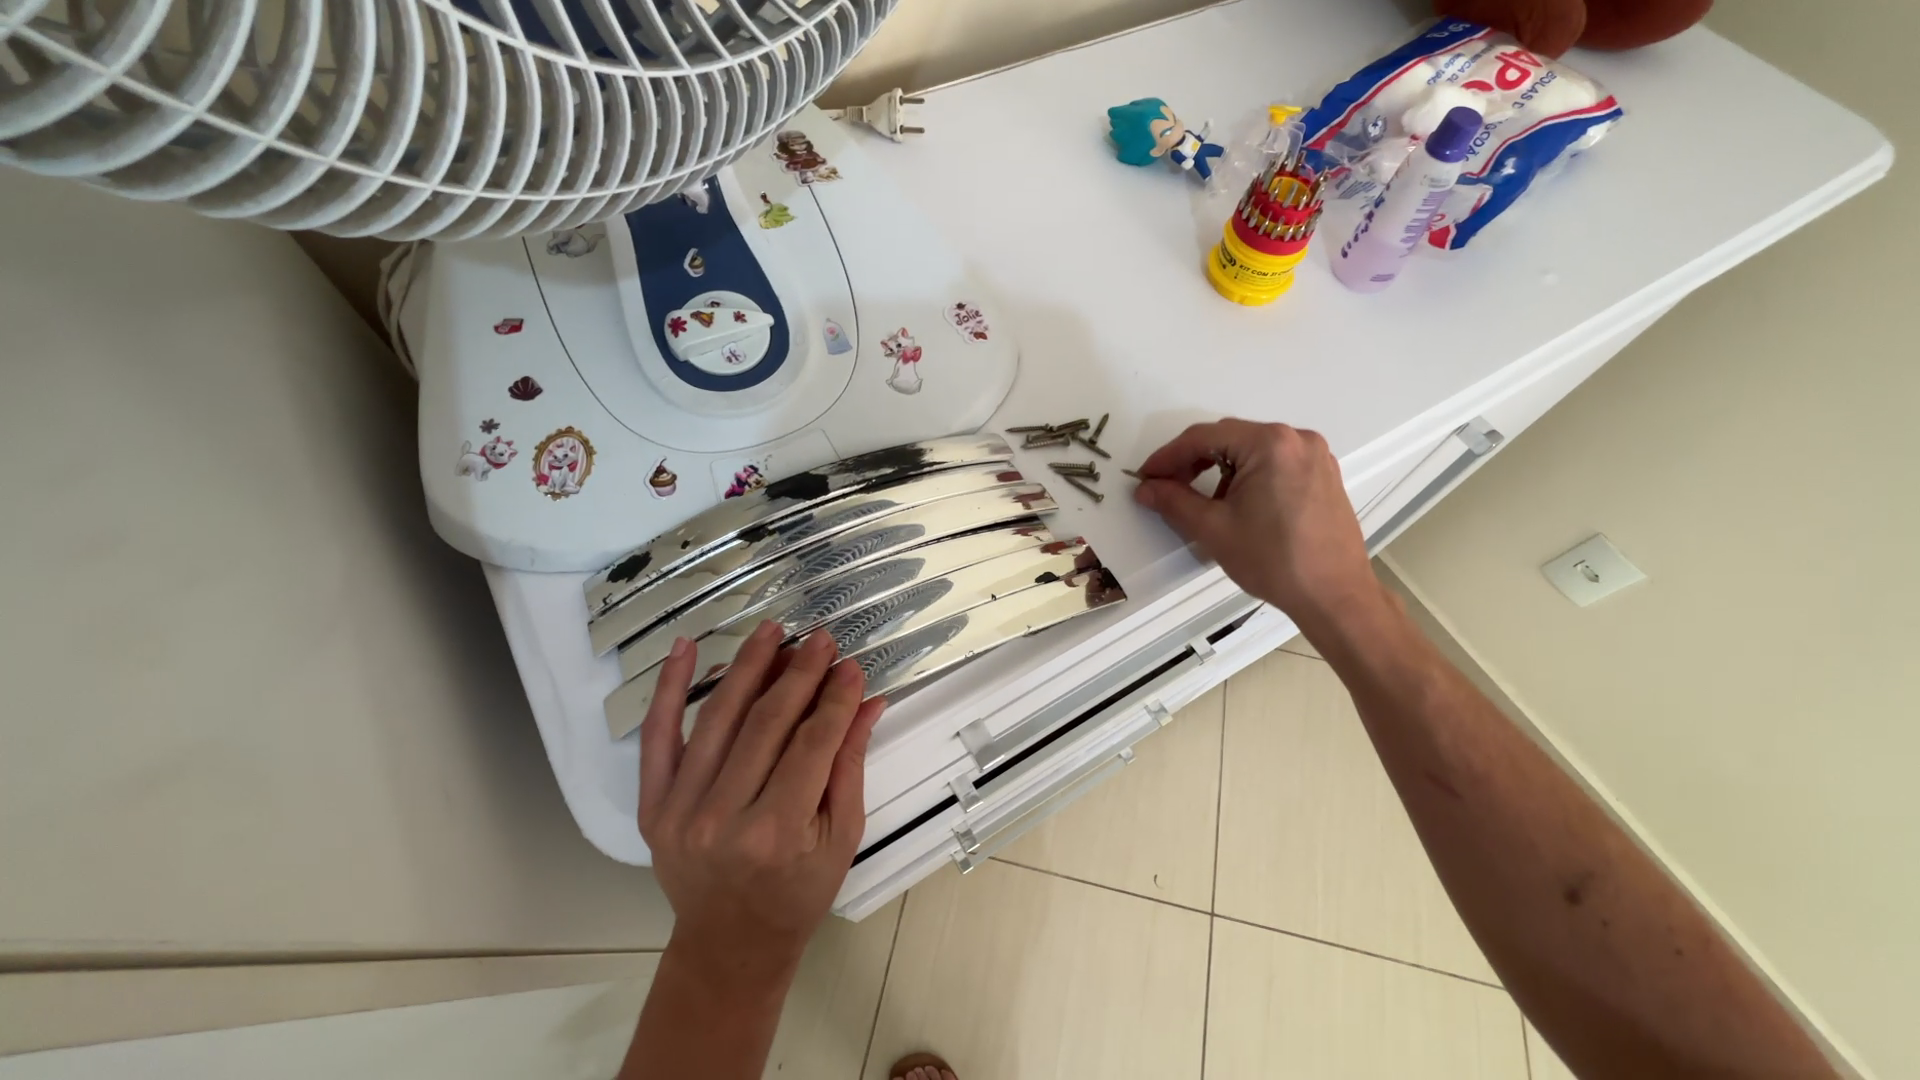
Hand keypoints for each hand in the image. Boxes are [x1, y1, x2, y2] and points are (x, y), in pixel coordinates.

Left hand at [637, 623, 885, 980]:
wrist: (730, 943)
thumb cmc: (797, 894)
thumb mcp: (841, 837)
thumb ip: (850, 766)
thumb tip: (868, 701)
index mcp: (778, 833)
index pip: (812, 744)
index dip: (835, 699)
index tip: (850, 665)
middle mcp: (723, 818)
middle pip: (766, 724)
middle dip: (799, 673)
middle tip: (821, 640)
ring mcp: (680, 809)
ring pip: (718, 718)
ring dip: (748, 666)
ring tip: (773, 630)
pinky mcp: (652, 804)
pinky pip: (657, 736)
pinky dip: (669, 688)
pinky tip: (686, 647)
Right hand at [1132, 419, 1379, 621]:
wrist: (1334, 595)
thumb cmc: (1275, 561)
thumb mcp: (1213, 529)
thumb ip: (1174, 501)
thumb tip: (1147, 488)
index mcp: (1270, 444)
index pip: (1204, 437)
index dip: (1168, 456)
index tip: (1145, 476)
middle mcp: (1297, 439)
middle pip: (1229, 438)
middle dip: (1193, 462)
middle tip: (1166, 488)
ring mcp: (1315, 456)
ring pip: (1251, 451)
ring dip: (1220, 470)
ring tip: (1203, 503)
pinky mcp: (1323, 475)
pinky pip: (1274, 463)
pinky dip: (1248, 476)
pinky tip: (1237, 505)